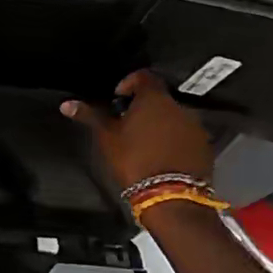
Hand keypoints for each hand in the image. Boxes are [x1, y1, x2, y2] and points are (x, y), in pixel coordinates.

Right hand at [62, 70, 214, 191]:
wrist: (171, 195)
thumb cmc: (134, 159)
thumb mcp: (106, 137)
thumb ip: (90, 116)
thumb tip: (67, 104)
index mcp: (154, 100)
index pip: (144, 76)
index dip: (129, 82)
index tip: (117, 98)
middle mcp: (179, 108)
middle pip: (159, 98)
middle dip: (142, 106)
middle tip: (125, 123)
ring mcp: (195, 127)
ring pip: (173, 116)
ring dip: (158, 123)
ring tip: (142, 141)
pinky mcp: (205, 147)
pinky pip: (184, 134)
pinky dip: (172, 138)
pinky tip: (159, 153)